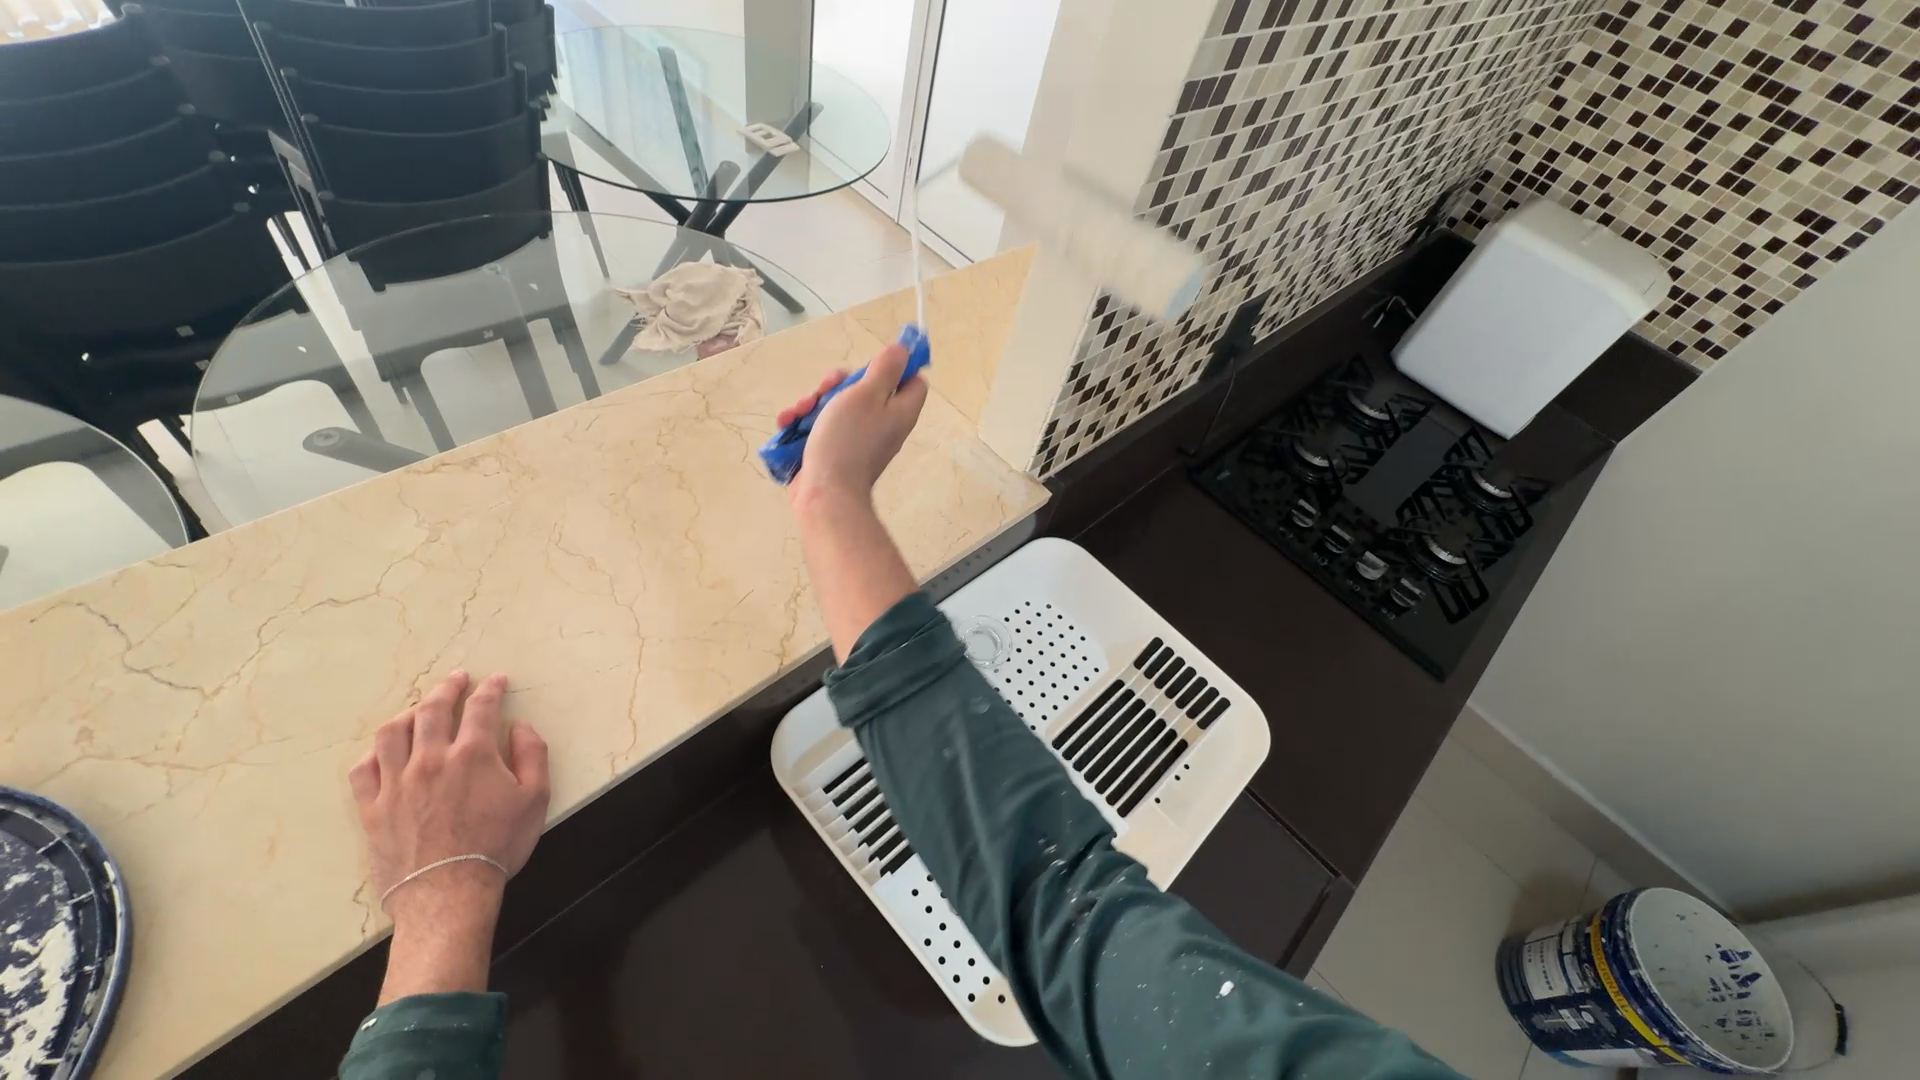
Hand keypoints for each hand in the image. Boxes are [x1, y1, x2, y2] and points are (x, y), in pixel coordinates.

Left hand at [349, 671, 549, 1002]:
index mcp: (473, 754)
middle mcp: (431, 759)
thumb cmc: (498, 845)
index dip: (491, 689)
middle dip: (447, 688)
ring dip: (408, 713)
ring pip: (393, 733)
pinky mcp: (373, 808)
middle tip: (456, 678)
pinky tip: (384, 750)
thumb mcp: (536, 798)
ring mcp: (396, 783)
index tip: (497, 680)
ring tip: (418, 708)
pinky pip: (364, 770)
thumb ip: (533, 755)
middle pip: (433, 710)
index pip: (481, 707)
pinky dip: (374, 753)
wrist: (448, 893)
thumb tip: (521, 727)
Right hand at [782, 343, 927, 508]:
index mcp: (900, 411)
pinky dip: (805, 423)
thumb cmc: (847, 440)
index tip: (873, 363)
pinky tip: (788, 423)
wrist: (825, 493)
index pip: (913, 382)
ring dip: (814, 402)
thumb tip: (904, 351)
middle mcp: (884, 424)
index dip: (895, 368)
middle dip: (838, 384)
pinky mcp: (835, 451)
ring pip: (838, 406)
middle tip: (826, 388)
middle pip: (866, 389)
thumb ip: (885, 370)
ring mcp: (858, 439)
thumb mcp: (866, 394)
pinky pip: (822, 427)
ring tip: (800, 410)